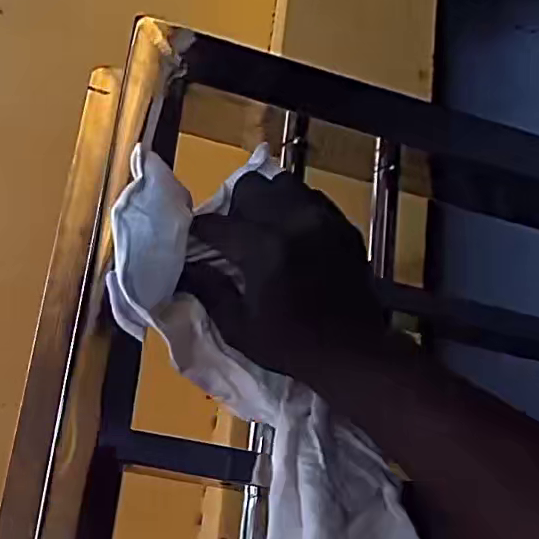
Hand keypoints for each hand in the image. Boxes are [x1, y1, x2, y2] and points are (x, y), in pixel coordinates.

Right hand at [182, 170, 389, 378]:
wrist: (350, 352)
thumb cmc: (290, 346)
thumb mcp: (240, 329)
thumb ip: (211, 292)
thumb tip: (188, 269)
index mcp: (263, 249)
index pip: (218, 224)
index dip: (200, 232)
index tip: (195, 242)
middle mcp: (293, 221)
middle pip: (250, 188)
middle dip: (235, 209)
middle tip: (234, 238)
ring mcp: (323, 219)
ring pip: (284, 185)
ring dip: (267, 203)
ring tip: (265, 232)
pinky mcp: (343, 226)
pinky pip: (313, 200)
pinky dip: (296, 211)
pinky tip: (293, 238)